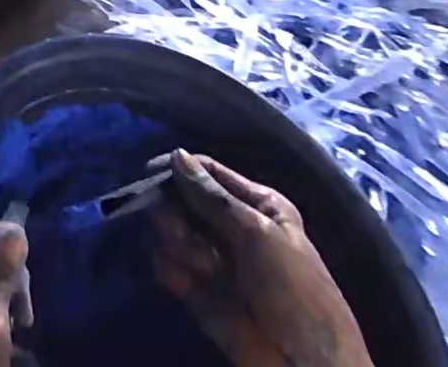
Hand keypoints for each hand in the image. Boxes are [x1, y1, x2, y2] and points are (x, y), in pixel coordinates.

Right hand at [151, 150, 373, 366]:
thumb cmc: (295, 294)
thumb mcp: (258, 237)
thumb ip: (212, 196)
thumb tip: (175, 153)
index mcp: (255, 205)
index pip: (203, 169)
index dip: (176, 170)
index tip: (152, 176)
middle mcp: (228, 222)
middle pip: (176, 196)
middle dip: (172, 215)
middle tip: (180, 234)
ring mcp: (210, 251)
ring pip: (166, 227)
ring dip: (175, 246)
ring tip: (199, 270)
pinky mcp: (194, 280)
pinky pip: (163, 259)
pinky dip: (170, 270)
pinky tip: (187, 287)